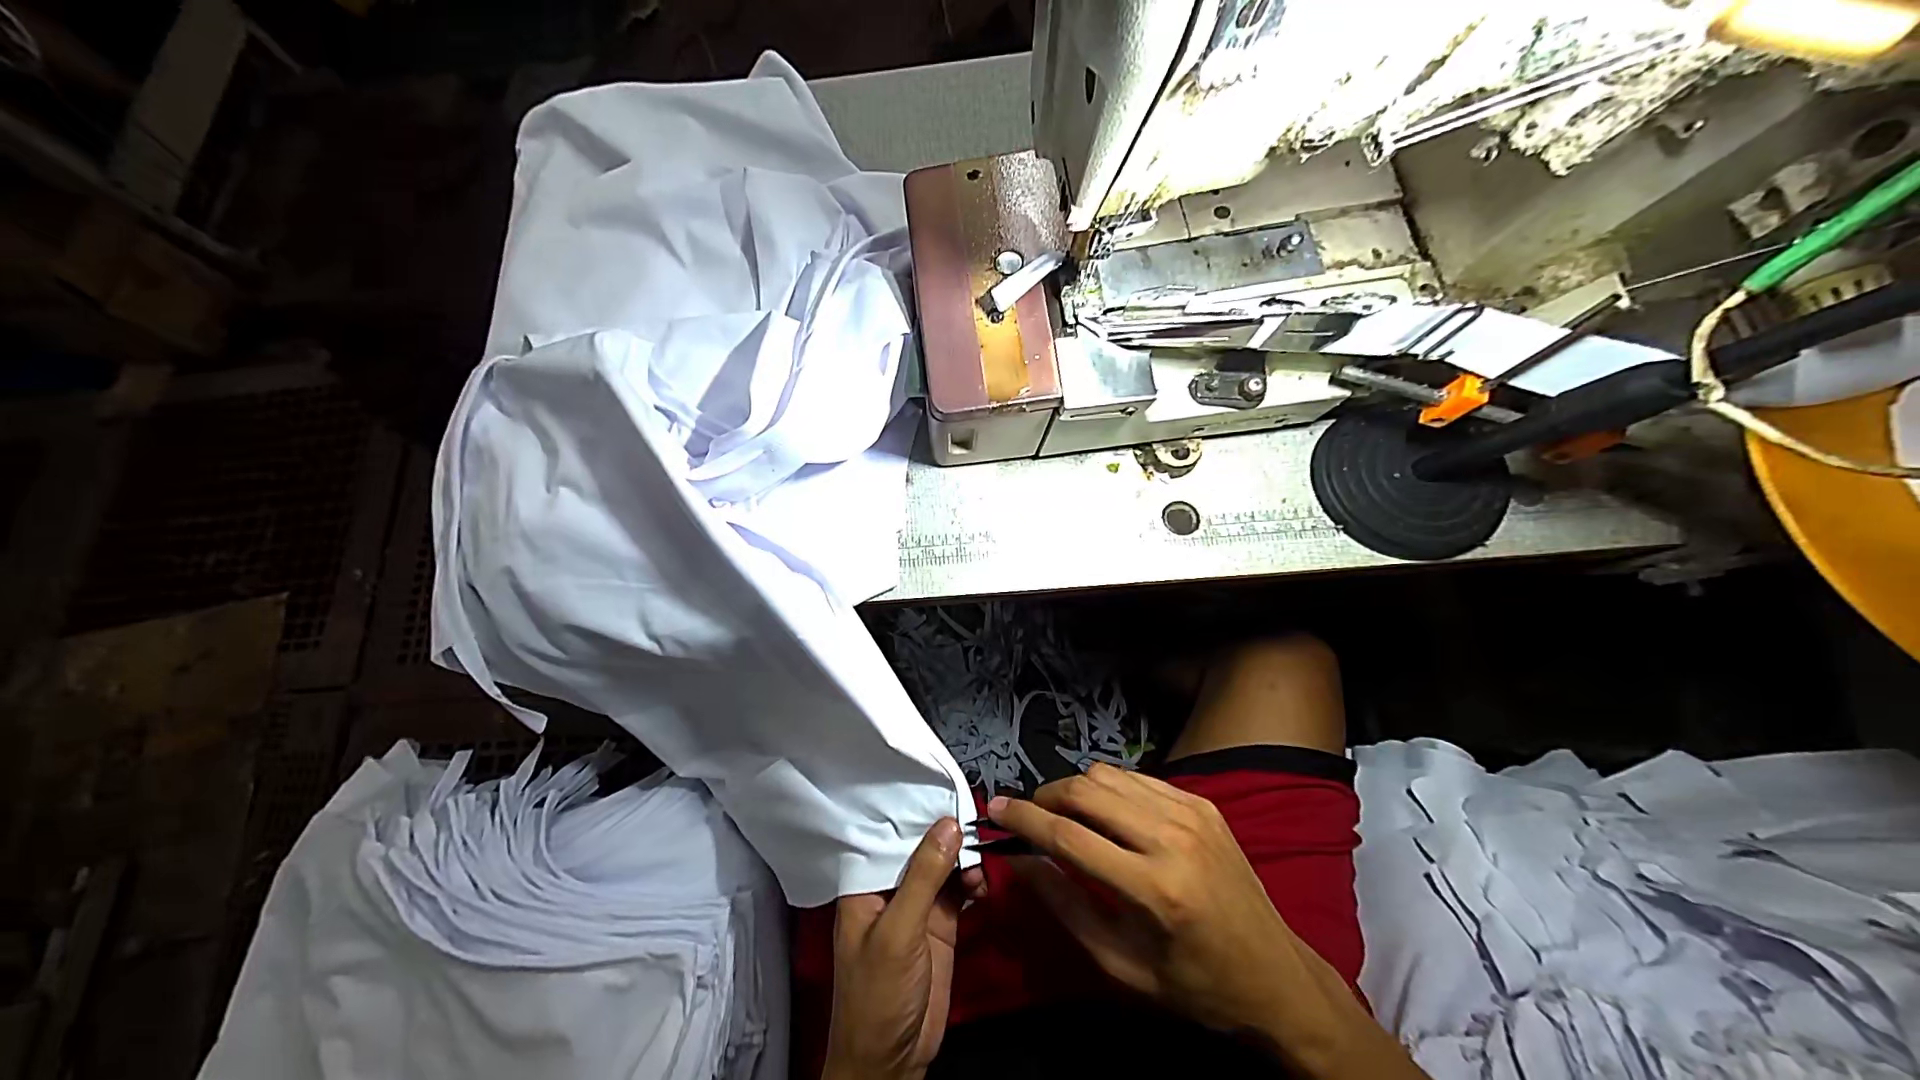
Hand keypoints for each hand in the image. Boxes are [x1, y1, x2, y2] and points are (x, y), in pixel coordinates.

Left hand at [822, 818, 981, 1079]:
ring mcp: (916, 906)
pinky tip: (983, 883)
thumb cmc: (877, 995)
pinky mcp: (940, 924)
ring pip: (942, 865)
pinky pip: (958, 890)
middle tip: (975, 818)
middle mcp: (889, 888)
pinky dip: (973, 882)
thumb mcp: (898, 932)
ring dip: (963, 858)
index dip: (914, 812)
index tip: (944, 787)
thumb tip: (947, 825)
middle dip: (945, 832)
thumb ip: (924, 877)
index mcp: (864, 884)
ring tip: (980, 861)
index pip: (887, 835)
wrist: (891, 1061)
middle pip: (919, 847)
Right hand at [988, 765, 1424, 1078]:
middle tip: (1028, 814)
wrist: (1275, 976)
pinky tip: (1106, 814)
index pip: (1068, 835)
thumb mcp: (1119, 964)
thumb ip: (1063, 906)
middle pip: (1085, 791)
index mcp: (1153, 888)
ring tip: (1064, 814)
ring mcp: (1192, 813)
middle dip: (1044, 795)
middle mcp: (1173, 838)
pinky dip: (1109, 788)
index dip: (1023, 817)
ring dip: (1074, 788)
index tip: (994, 808)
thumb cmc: (1192, 984)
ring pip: (1107, 774)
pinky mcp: (1203, 803)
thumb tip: (1018, 859)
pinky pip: (1137, 777)